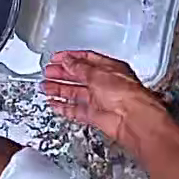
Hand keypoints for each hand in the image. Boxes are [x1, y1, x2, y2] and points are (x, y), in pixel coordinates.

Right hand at [41, 51, 172, 150]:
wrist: (133, 120)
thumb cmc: (126, 95)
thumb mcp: (98, 74)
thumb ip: (79, 67)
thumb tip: (67, 60)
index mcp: (110, 69)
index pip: (87, 60)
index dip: (70, 58)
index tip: (56, 58)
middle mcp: (106, 84)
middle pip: (79, 77)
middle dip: (62, 74)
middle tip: (47, 72)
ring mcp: (100, 100)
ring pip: (75, 93)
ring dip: (59, 89)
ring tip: (45, 86)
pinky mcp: (95, 116)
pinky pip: (75, 110)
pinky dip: (63, 107)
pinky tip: (54, 103)